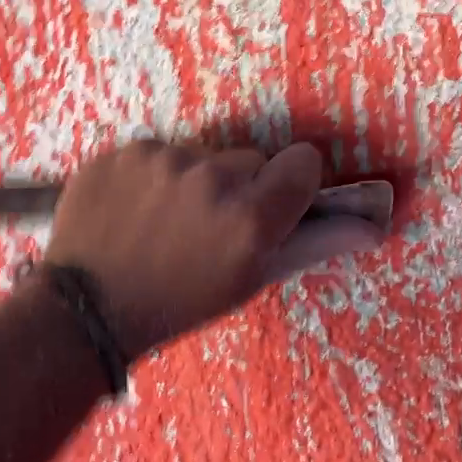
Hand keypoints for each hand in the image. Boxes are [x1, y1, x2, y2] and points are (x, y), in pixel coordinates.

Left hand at [42, 141, 383, 358]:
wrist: (87, 311)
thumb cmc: (181, 300)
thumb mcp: (250, 279)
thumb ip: (314, 243)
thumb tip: (375, 226)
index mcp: (252, 217)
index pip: (304, 162)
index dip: (289, 184)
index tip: (268, 205)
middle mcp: (214, 180)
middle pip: (249, 159)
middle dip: (237, 186)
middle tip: (206, 226)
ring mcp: (164, 160)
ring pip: (201, 154)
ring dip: (191, 179)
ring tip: (162, 220)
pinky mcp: (126, 150)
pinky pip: (158, 150)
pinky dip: (150, 173)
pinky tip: (132, 208)